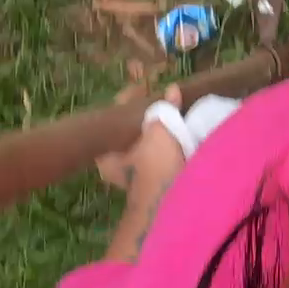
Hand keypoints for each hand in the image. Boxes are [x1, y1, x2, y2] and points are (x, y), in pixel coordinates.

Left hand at [97, 85, 185, 262]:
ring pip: (145, 141)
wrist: (172, 201)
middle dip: (147, 114)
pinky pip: (160, 152)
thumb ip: (164, 108)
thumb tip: (172, 90)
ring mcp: (135, 173)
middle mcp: (116, 163)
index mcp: (107, 151)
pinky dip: (169, 142)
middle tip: (163, 98)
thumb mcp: (159, 130)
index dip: (130, 98)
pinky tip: (181, 131)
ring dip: (159, 128)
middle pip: (130, 129)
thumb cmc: (156, 165)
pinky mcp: (154, 180)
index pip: (114, 115)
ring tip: (175, 111)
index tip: (146, 86)